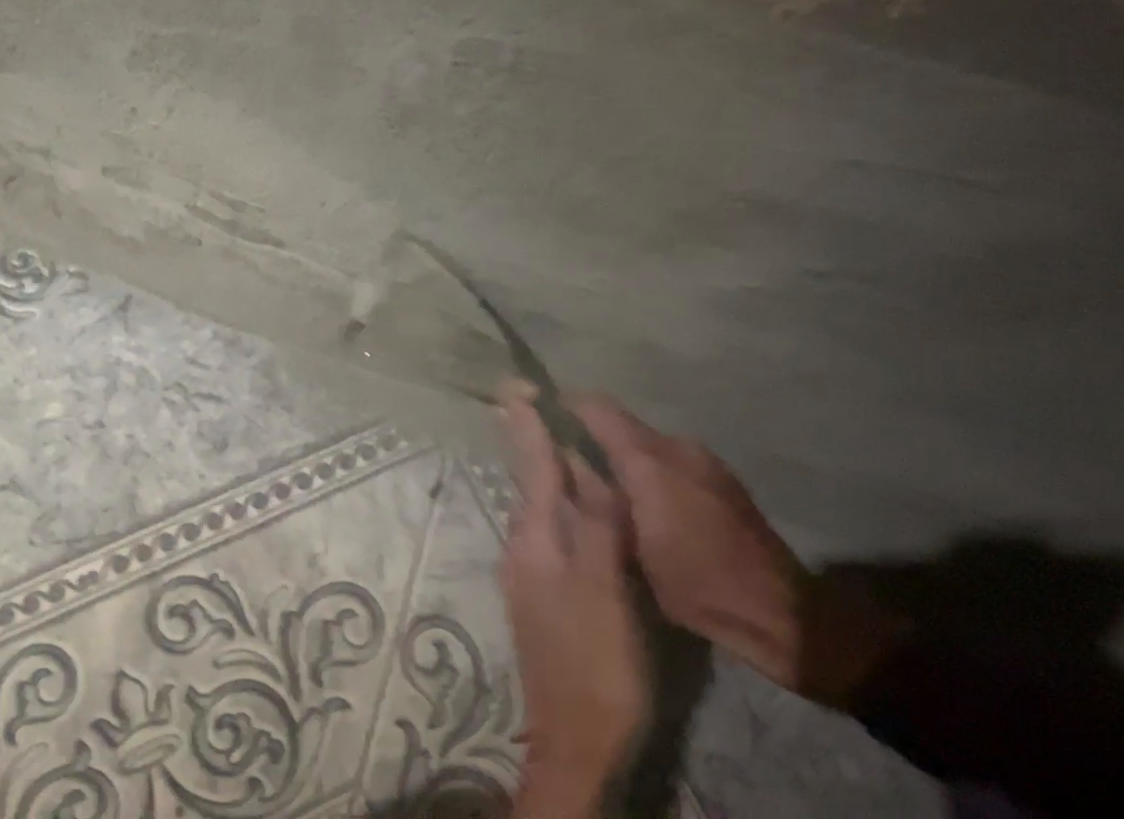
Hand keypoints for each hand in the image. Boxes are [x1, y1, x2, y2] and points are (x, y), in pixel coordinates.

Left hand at [498, 385, 646, 818]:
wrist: (574, 737)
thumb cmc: (597, 663)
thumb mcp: (607, 590)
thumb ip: (598, 526)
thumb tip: (587, 466)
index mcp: (537, 541)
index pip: (534, 469)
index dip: (530, 428)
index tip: (516, 385)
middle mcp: (524, 549)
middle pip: (531, 484)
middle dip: (531, 441)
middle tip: (529, 398)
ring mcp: (530, 574)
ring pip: (539, 507)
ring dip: (545, 470)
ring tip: (553, 436)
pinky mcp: (544, 596)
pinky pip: (549, 532)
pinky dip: (558, 505)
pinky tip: (573, 505)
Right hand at [569, 394, 809, 689]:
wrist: (779, 613)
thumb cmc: (695, 582)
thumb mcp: (628, 545)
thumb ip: (594, 496)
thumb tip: (558, 459)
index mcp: (651, 459)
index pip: (595, 409)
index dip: (560, 405)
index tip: (529, 410)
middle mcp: (677, 448)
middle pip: (618, 427)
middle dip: (584, 438)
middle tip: (553, 461)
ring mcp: (704, 463)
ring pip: (643, 447)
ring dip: (615, 458)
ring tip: (589, 487)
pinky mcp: (720, 482)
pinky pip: (667, 463)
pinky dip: (643, 473)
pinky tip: (633, 505)